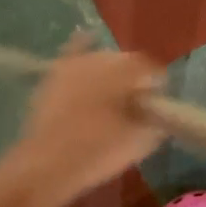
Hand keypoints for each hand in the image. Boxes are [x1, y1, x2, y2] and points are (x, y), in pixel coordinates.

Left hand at [0, 33, 165, 206]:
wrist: (45, 166)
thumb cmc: (96, 154)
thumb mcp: (139, 143)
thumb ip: (157, 123)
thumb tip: (160, 114)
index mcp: (127, 72)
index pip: (152, 69)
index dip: (158, 88)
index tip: (157, 108)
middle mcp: (102, 58)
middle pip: (128, 62)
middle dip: (135, 79)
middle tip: (135, 106)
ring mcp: (75, 63)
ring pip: (103, 59)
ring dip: (112, 73)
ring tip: (111, 97)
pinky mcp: (55, 73)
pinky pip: (73, 51)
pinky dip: (83, 47)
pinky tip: (88, 40)